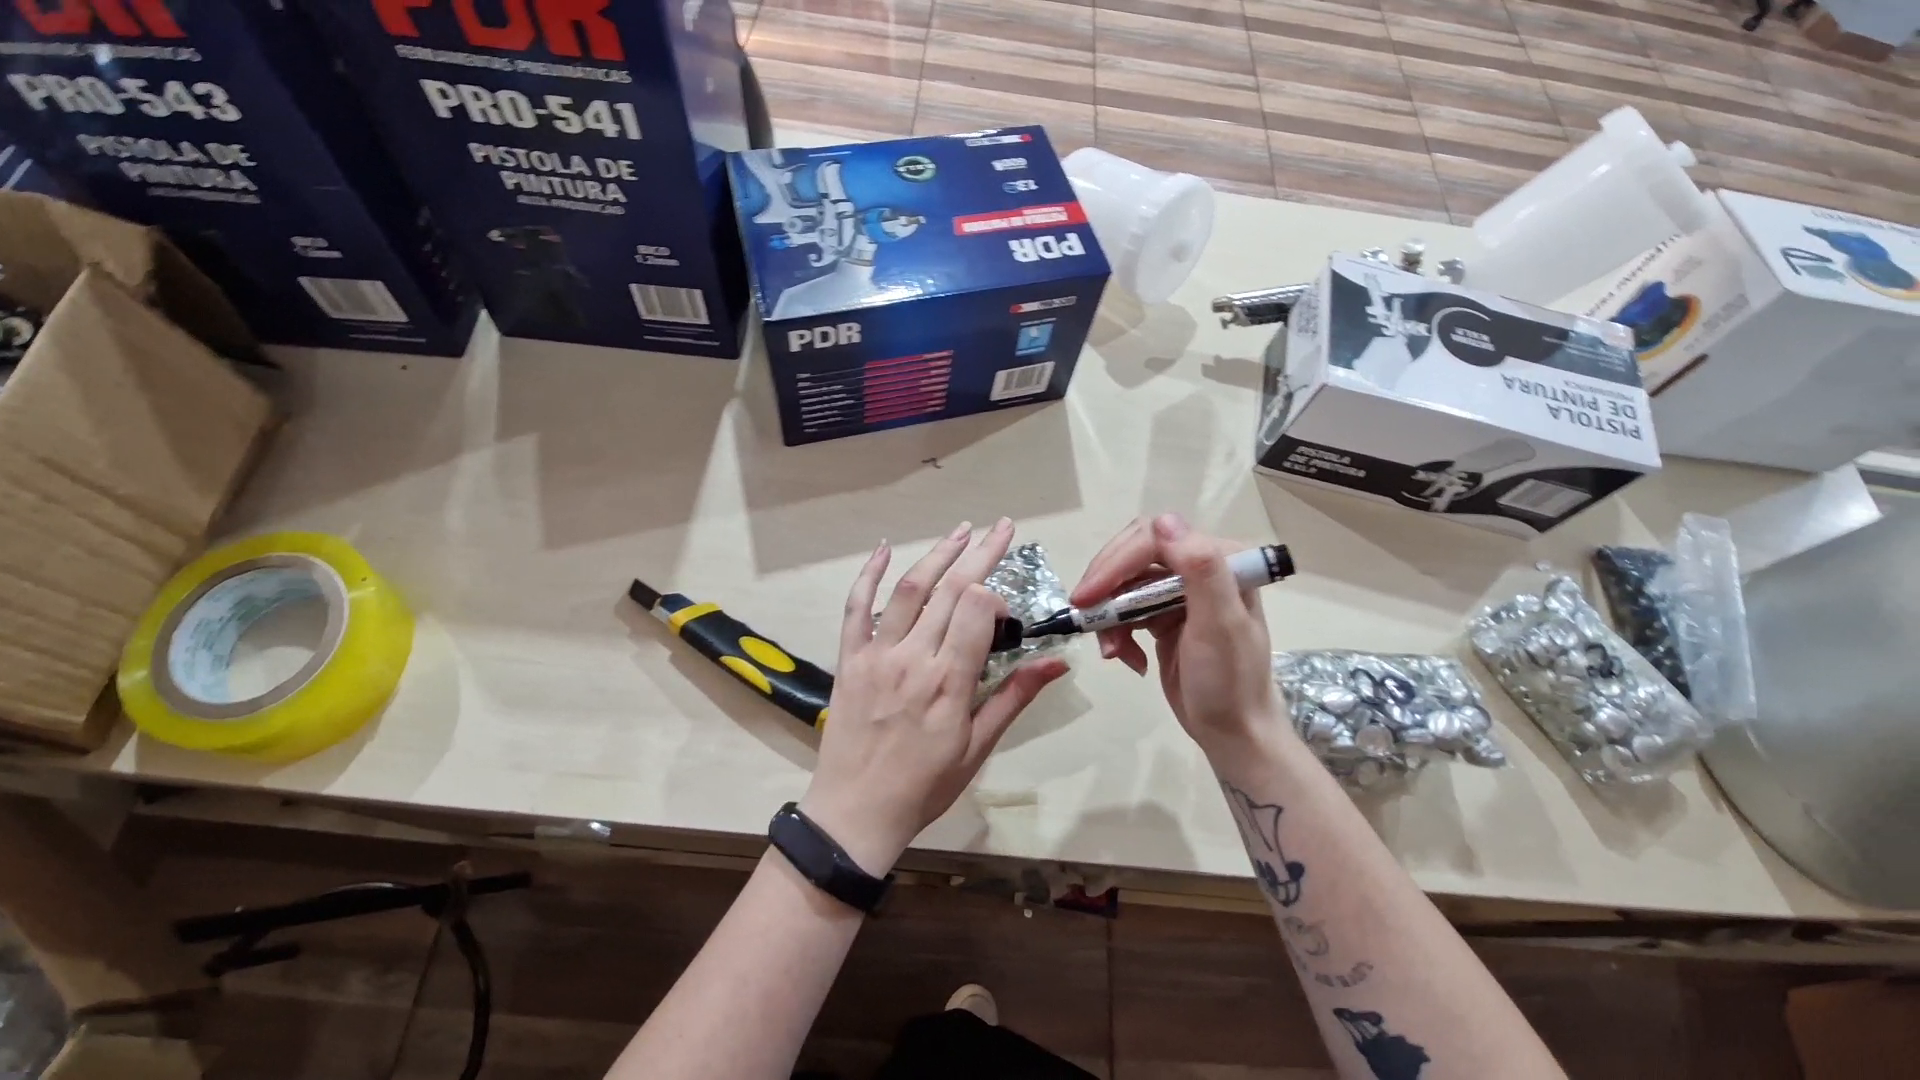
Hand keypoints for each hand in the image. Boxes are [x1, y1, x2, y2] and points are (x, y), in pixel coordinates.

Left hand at [800, 518, 1067, 874]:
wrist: (856, 813)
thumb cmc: (924, 786)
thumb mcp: (977, 747)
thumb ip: (1013, 697)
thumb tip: (1057, 662)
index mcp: (948, 682)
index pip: (974, 611)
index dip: (994, 595)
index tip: (1005, 608)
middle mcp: (912, 658)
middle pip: (948, 590)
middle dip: (979, 553)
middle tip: (1003, 527)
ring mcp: (875, 655)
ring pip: (908, 590)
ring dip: (938, 555)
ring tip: (962, 530)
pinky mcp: (849, 659)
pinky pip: (855, 608)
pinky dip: (869, 574)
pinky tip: (885, 548)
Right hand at [1072, 513, 1283, 757]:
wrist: (1234, 734)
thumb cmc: (1230, 682)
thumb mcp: (1219, 626)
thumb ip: (1200, 570)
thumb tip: (1164, 521)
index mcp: (1220, 560)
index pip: (1154, 540)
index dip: (1116, 562)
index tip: (1088, 596)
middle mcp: (1200, 569)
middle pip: (1134, 556)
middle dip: (1106, 585)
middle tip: (1083, 612)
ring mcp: (1180, 594)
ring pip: (1124, 585)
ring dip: (1110, 617)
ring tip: (1112, 653)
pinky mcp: (1164, 618)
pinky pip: (1126, 612)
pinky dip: (1118, 634)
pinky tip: (1127, 660)